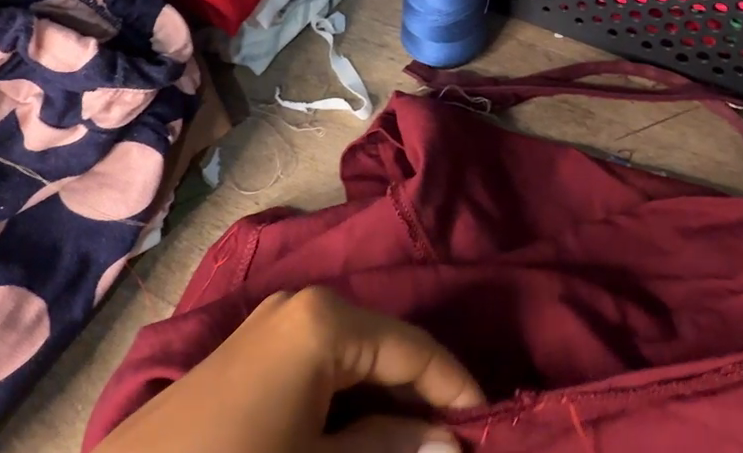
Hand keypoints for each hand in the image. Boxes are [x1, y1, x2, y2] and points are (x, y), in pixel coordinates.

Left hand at [95, 286, 484, 452]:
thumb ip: (391, 450)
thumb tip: (451, 443)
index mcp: (326, 320)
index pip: (416, 349)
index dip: (457, 389)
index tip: (491, 429)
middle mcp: (305, 304)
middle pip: (387, 347)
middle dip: (423, 396)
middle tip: (453, 442)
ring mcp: (273, 322)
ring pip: (357, 356)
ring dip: (388, 399)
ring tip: (414, 442)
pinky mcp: (251, 350)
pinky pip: (323, 363)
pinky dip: (351, 397)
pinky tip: (362, 434)